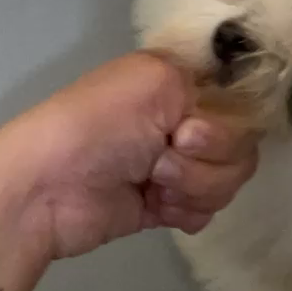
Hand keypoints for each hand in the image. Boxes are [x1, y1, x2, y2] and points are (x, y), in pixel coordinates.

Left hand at [0, 52, 259, 260]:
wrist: (50, 187)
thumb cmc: (102, 120)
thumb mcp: (157, 79)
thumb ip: (206, 89)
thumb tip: (216, 122)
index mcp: (183, 80)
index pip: (240, 96)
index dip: (229, 118)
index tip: (193, 127)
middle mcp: (186, 117)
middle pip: (242, 144)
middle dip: (209, 157)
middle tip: (165, 155)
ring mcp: (179, 163)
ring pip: (229, 180)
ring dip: (194, 185)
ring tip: (153, 183)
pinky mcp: (168, 204)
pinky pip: (208, 210)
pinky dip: (186, 211)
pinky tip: (155, 207)